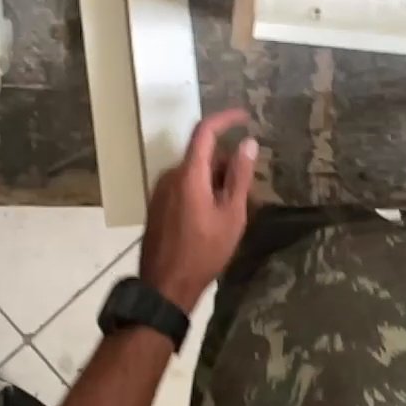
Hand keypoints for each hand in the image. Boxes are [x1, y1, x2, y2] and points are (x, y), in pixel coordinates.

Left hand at [139, 109, 259, 311]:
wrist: (164, 288)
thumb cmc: (203, 253)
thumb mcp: (231, 216)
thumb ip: (240, 177)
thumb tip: (248, 143)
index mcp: (188, 174)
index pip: (205, 131)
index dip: (226, 118)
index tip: (245, 117)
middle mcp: (170, 175)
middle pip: (203, 155)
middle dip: (226, 164)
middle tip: (248, 190)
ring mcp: (160, 190)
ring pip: (194, 172)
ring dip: (215, 180)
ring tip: (232, 210)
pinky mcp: (157, 205)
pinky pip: (184, 185)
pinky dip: (201, 190)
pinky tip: (213, 218)